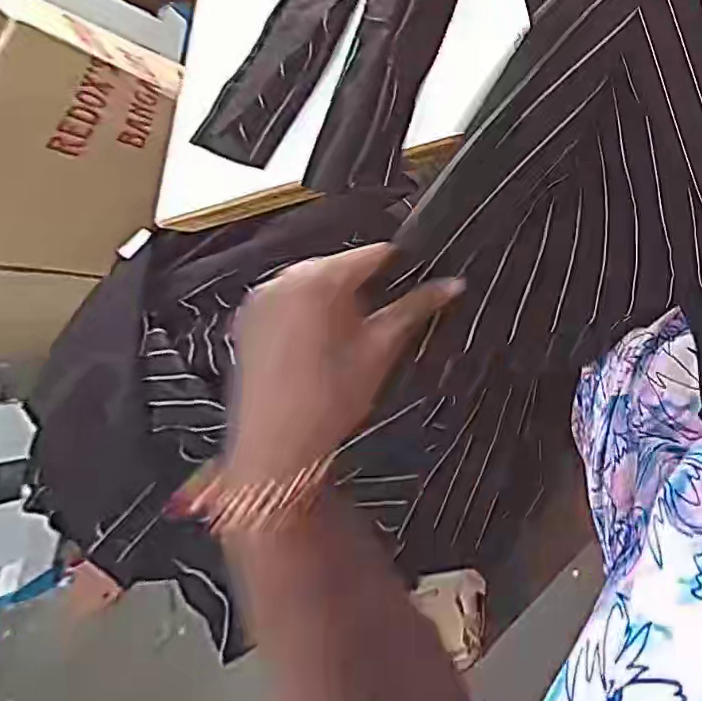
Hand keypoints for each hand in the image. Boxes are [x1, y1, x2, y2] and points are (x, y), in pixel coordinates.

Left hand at [228, 244, 462, 483]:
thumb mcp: (385, 345)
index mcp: (319, 280)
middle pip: (344, 264)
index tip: (421, 281)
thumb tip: (453, 284)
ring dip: (342, 295)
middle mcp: (283, 282)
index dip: (404, 266)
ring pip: (318, 281)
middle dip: (370, 283)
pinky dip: (314, 308)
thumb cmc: (329, 398)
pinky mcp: (248, 321)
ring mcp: (261, 301)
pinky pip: (292, 298)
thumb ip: (419, 306)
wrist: (275, 448)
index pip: (376, 252)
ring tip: (360, 329)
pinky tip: (329, 338)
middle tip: (391, 311)